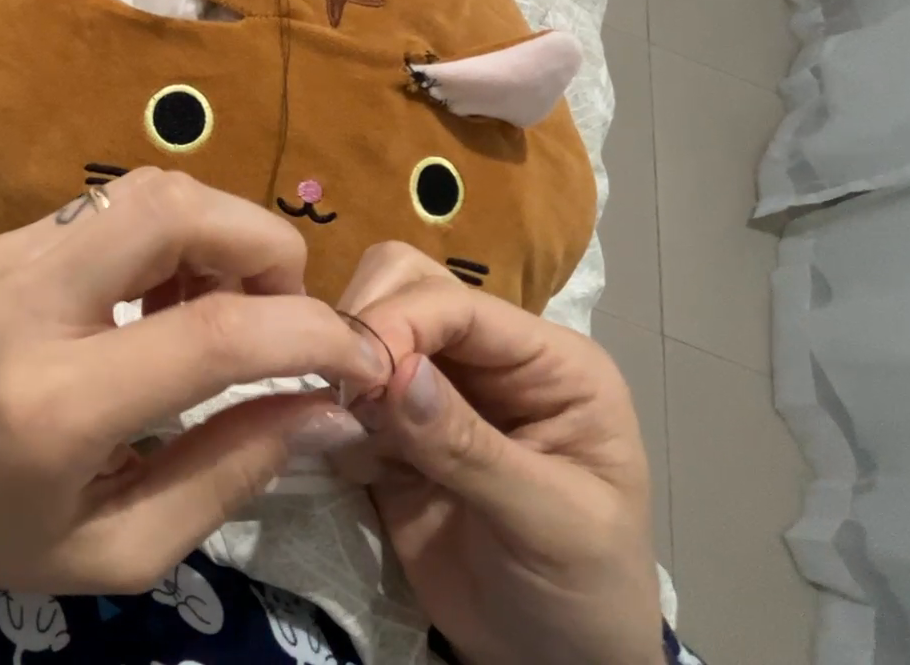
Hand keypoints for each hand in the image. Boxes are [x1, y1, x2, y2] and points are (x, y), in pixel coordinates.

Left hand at [0, 168, 391, 592]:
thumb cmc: (0, 528)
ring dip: (218, 234)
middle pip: (172, 210)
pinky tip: (170, 299)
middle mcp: (30, 302)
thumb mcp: (121, 547)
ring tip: (226, 310)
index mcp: (57, 402)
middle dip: (262, 246)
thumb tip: (326, 408)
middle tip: (283, 314)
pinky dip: (174, 235)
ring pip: (147, 191)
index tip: (359, 358)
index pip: (210, 335)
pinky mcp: (11, 239)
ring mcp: (13, 254)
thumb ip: (229, 473)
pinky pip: (117, 207)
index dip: (309, 333)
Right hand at [323, 243, 664, 664]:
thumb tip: (395, 374)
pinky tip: (351, 458)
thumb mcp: (551, 524)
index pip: (457, 302)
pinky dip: (328, 409)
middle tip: (344, 392)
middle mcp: (486, 358)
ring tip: (349, 430)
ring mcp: (431, 387)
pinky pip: (339, 384)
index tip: (357, 374)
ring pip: (362, 323)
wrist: (542, 664)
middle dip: (364, 326)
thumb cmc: (581, 593)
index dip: (400, 322)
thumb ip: (471, 448)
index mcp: (548, 363)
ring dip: (341, 367)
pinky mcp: (386, 422)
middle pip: (402, 283)